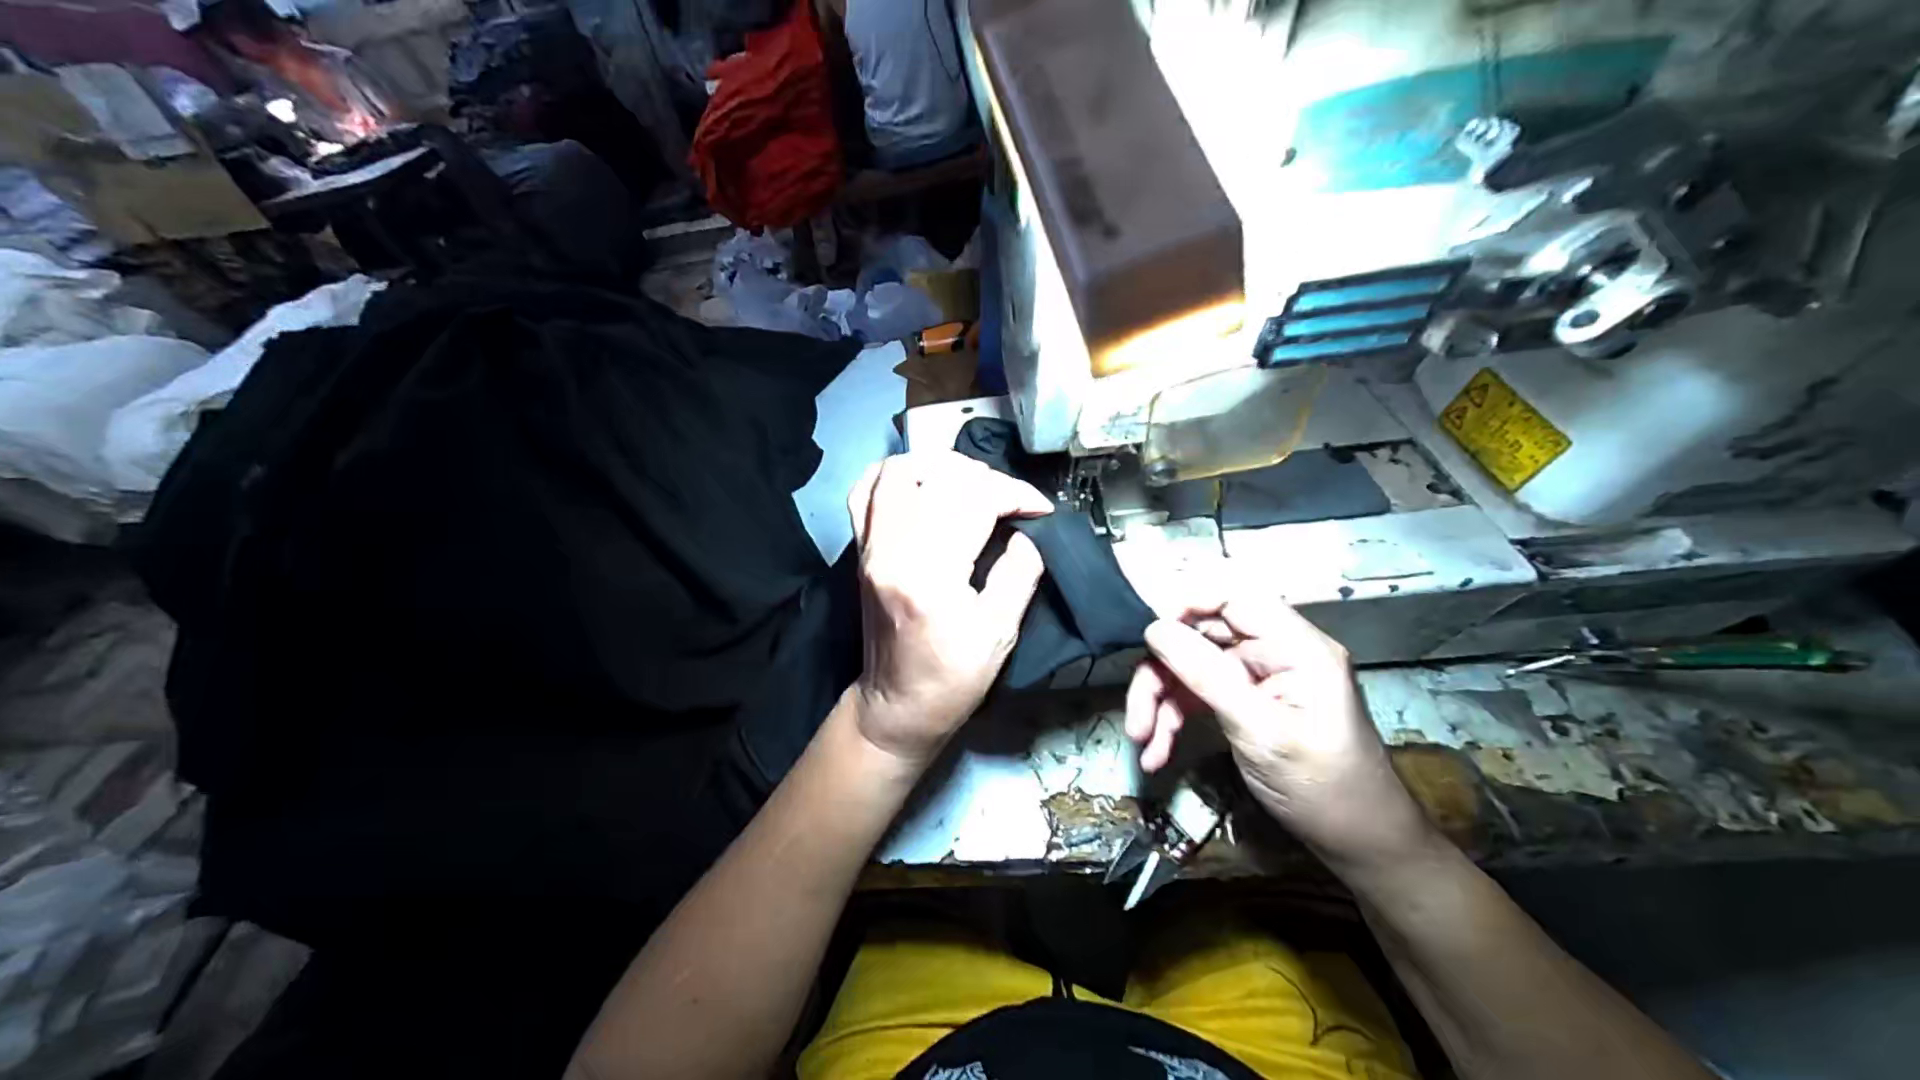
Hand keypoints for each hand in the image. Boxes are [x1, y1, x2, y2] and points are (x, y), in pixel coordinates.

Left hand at [846, 451, 1051, 769]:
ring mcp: (870, 546)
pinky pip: (865, 491)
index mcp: (929, 576)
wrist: (896, 705)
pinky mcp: (861, 549)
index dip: (1015, 494)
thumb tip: (1028, 531)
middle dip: (986, 477)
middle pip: (939, 478)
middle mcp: (892, 550)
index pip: (974, 501)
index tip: (1040, 507)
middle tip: (1011, 498)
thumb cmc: (951, 678)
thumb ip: (1019, 573)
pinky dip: (896, 474)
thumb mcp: (1000, 633)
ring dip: (940, 465)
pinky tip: (924, 482)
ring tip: (971, 482)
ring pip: (898, 472)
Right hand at [1125, 595, 1437, 872]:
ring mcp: (1258, 680)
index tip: (1148, 636)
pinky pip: (1198, 698)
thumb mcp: (1259, 731)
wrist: (1360, 843)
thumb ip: (1206, 675)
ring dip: (1159, 703)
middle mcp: (1274, 653)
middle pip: (1201, 637)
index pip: (1234, 597)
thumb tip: (1155, 629)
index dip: (1186, 605)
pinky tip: (1157, 753)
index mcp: (1295, 647)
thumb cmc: (1322, 787)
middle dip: (1161, 674)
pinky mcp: (1245, 704)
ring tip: (1142, 741)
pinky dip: (1173, 721)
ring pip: (1191, 669)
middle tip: (1136, 716)